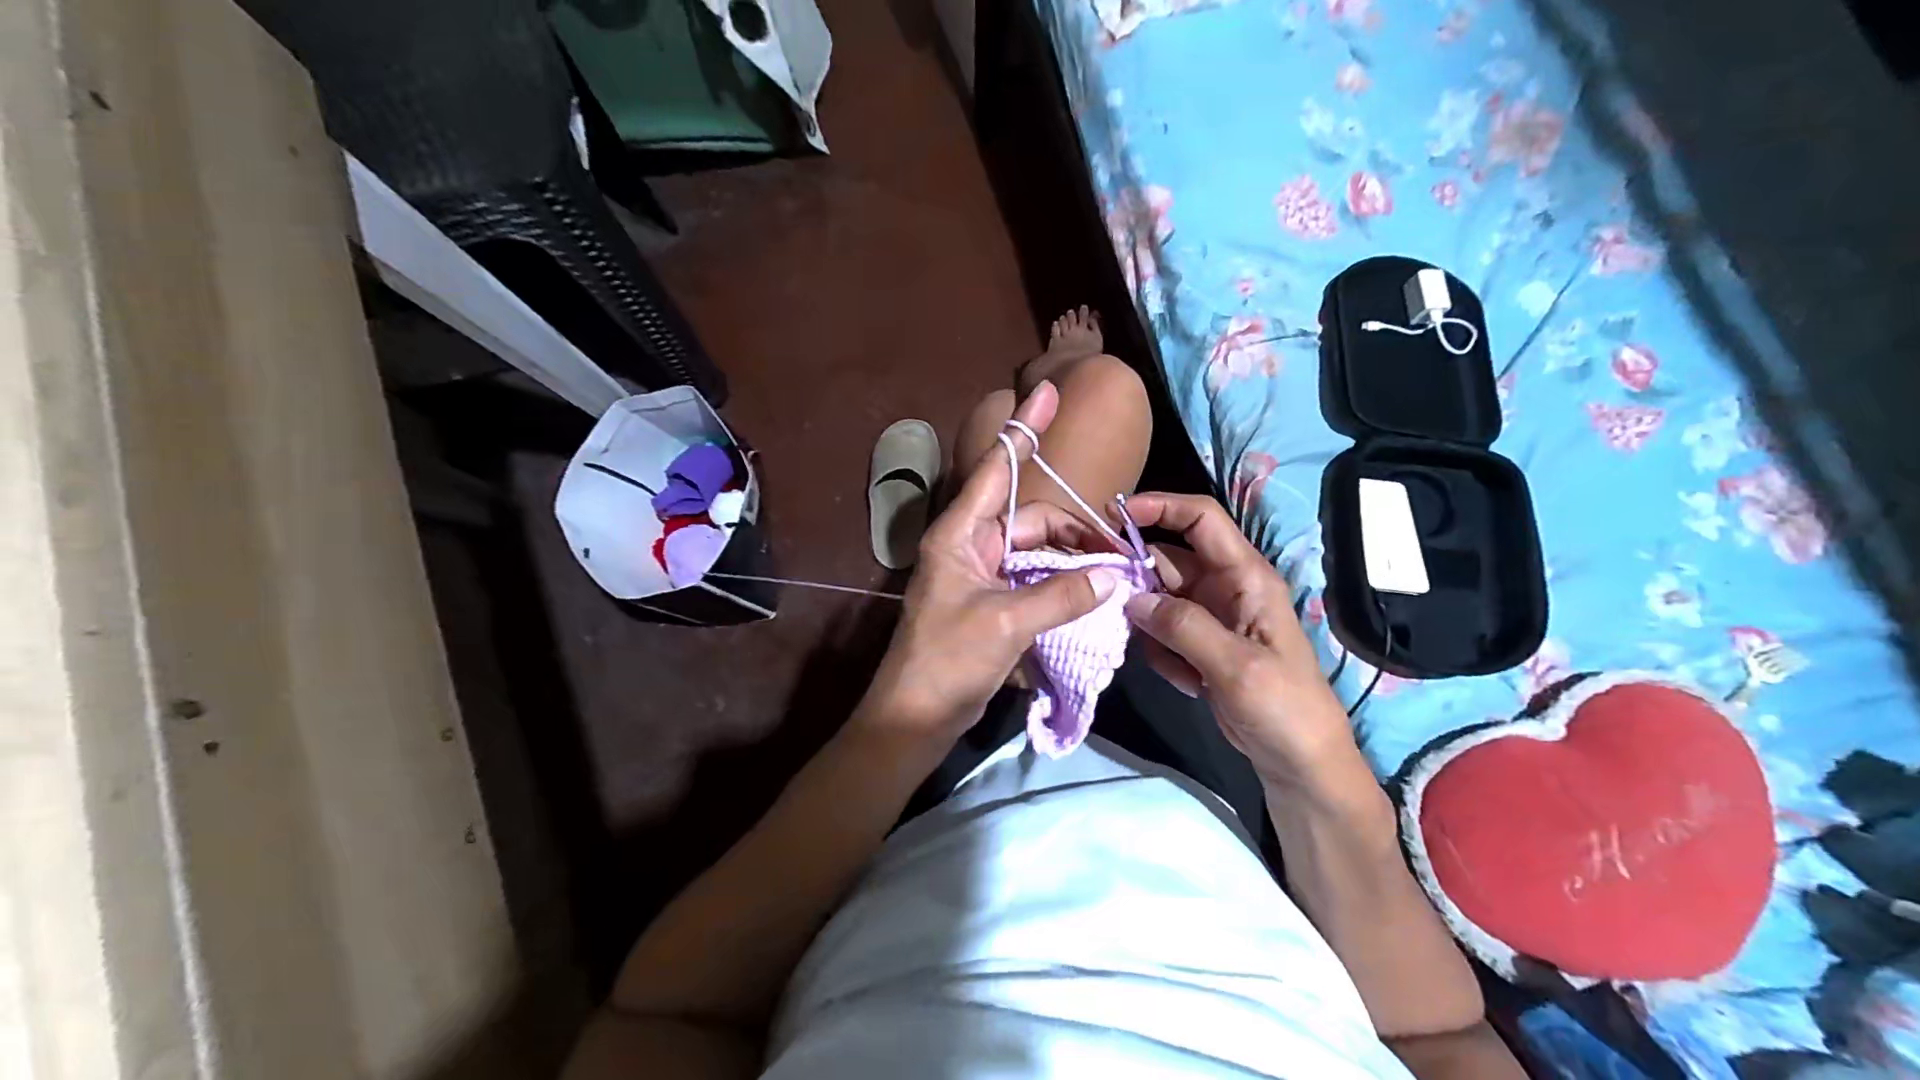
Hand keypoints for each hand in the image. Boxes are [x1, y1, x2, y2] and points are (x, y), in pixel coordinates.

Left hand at [857, 381, 1121, 744]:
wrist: (915, 717)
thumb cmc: (948, 661)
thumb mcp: (1006, 623)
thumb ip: (1061, 595)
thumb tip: (1112, 574)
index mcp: (959, 535)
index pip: (997, 469)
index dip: (1024, 429)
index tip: (1048, 390)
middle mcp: (970, 545)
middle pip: (1031, 517)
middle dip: (1074, 531)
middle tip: (1120, 555)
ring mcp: (981, 575)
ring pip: (1036, 550)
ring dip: (1071, 561)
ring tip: (1113, 576)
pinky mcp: (991, 602)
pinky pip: (1033, 578)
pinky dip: (1060, 583)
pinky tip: (1090, 593)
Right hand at [1120, 493, 1364, 791]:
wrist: (1300, 761)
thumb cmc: (1283, 707)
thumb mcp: (1236, 666)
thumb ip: (1184, 626)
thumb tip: (1133, 598)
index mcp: (1246, 577)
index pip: (1202, 519)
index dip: (1161, 507)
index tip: (1115, 515)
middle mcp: (1225, 587)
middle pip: (1167, 560)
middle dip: (1140, 581)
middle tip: (1117, 609)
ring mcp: (1210, 615)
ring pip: (1157, 598)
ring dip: (1151, 628)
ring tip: (1174, 667)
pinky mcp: (1198, 643)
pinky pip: (1161, 631)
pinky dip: (1161, 653)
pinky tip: (1187, 682)